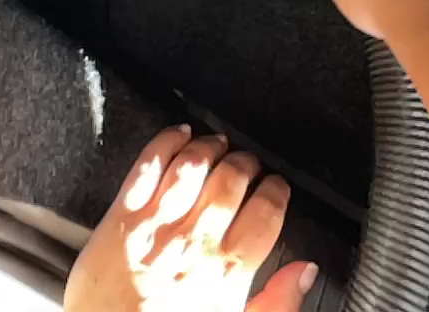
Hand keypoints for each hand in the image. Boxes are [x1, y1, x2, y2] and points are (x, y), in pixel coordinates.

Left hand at [65, 125, 317, 311]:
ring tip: (219, 144)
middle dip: (247, 162)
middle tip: (249, 163)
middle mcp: (194, 241)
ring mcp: (156, 224)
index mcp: (226, 273)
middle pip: (231, 178)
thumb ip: (276, 303)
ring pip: (193, 163)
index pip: (266, 212)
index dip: (277, 190)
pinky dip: (166, 141)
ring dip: (211, 146)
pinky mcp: (123, 215)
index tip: (277, 185)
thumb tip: (305, 270)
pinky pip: (148, 164)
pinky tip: (179, 134)